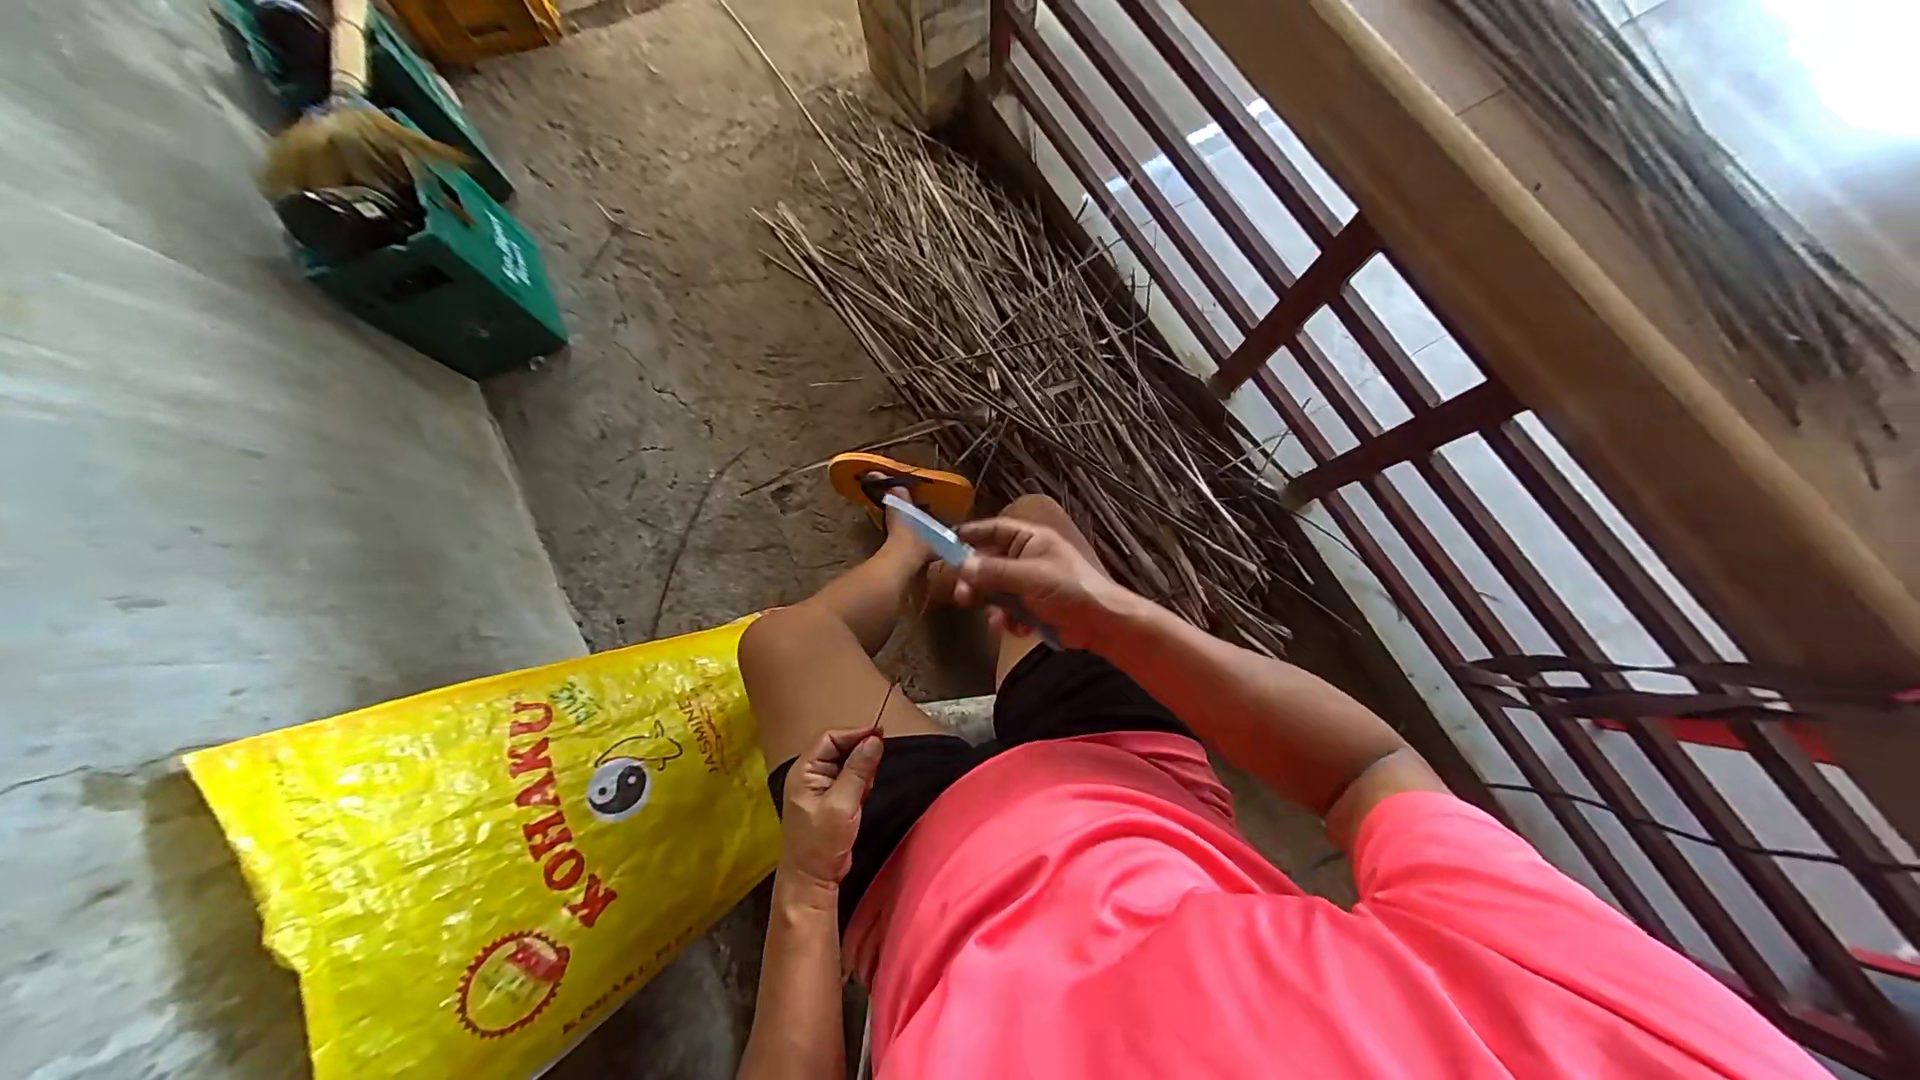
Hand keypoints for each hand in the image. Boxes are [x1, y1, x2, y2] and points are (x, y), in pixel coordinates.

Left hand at [779, 726, 883, 891]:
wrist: (812, 879)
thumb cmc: (821, 842)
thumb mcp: (842, 804)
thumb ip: (859, 770)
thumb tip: (875, 739)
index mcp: (804, 770)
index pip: (830, 738)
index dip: (855, 734)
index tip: (880, 735)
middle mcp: (810, 774)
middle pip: (839, 748)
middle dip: (860, 753)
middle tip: (876, 766)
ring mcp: (820, 787)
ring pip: (847, 763)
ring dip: (862, 770)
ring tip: (868, 786)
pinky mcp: (831, 799)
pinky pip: (849, 779)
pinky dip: (861, 782)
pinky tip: (865, 794)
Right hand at [953, 517, 1135, 650]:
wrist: (1102, 624)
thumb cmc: (1069, 590)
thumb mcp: (1028, 577)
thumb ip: (993, 572)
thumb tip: (963, 566)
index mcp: (1031, 540)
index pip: (994, 530)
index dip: (971, 535)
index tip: (946, 543)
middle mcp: (1028, 557)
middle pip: (989, 563)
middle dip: (976, 581)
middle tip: (963, 596)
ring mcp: (1030, 583)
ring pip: (997, 590)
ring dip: (993, 606)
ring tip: (995, 620)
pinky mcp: (1034, 606)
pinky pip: (1009, 610)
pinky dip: (1009, 620)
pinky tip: (1015, 629)